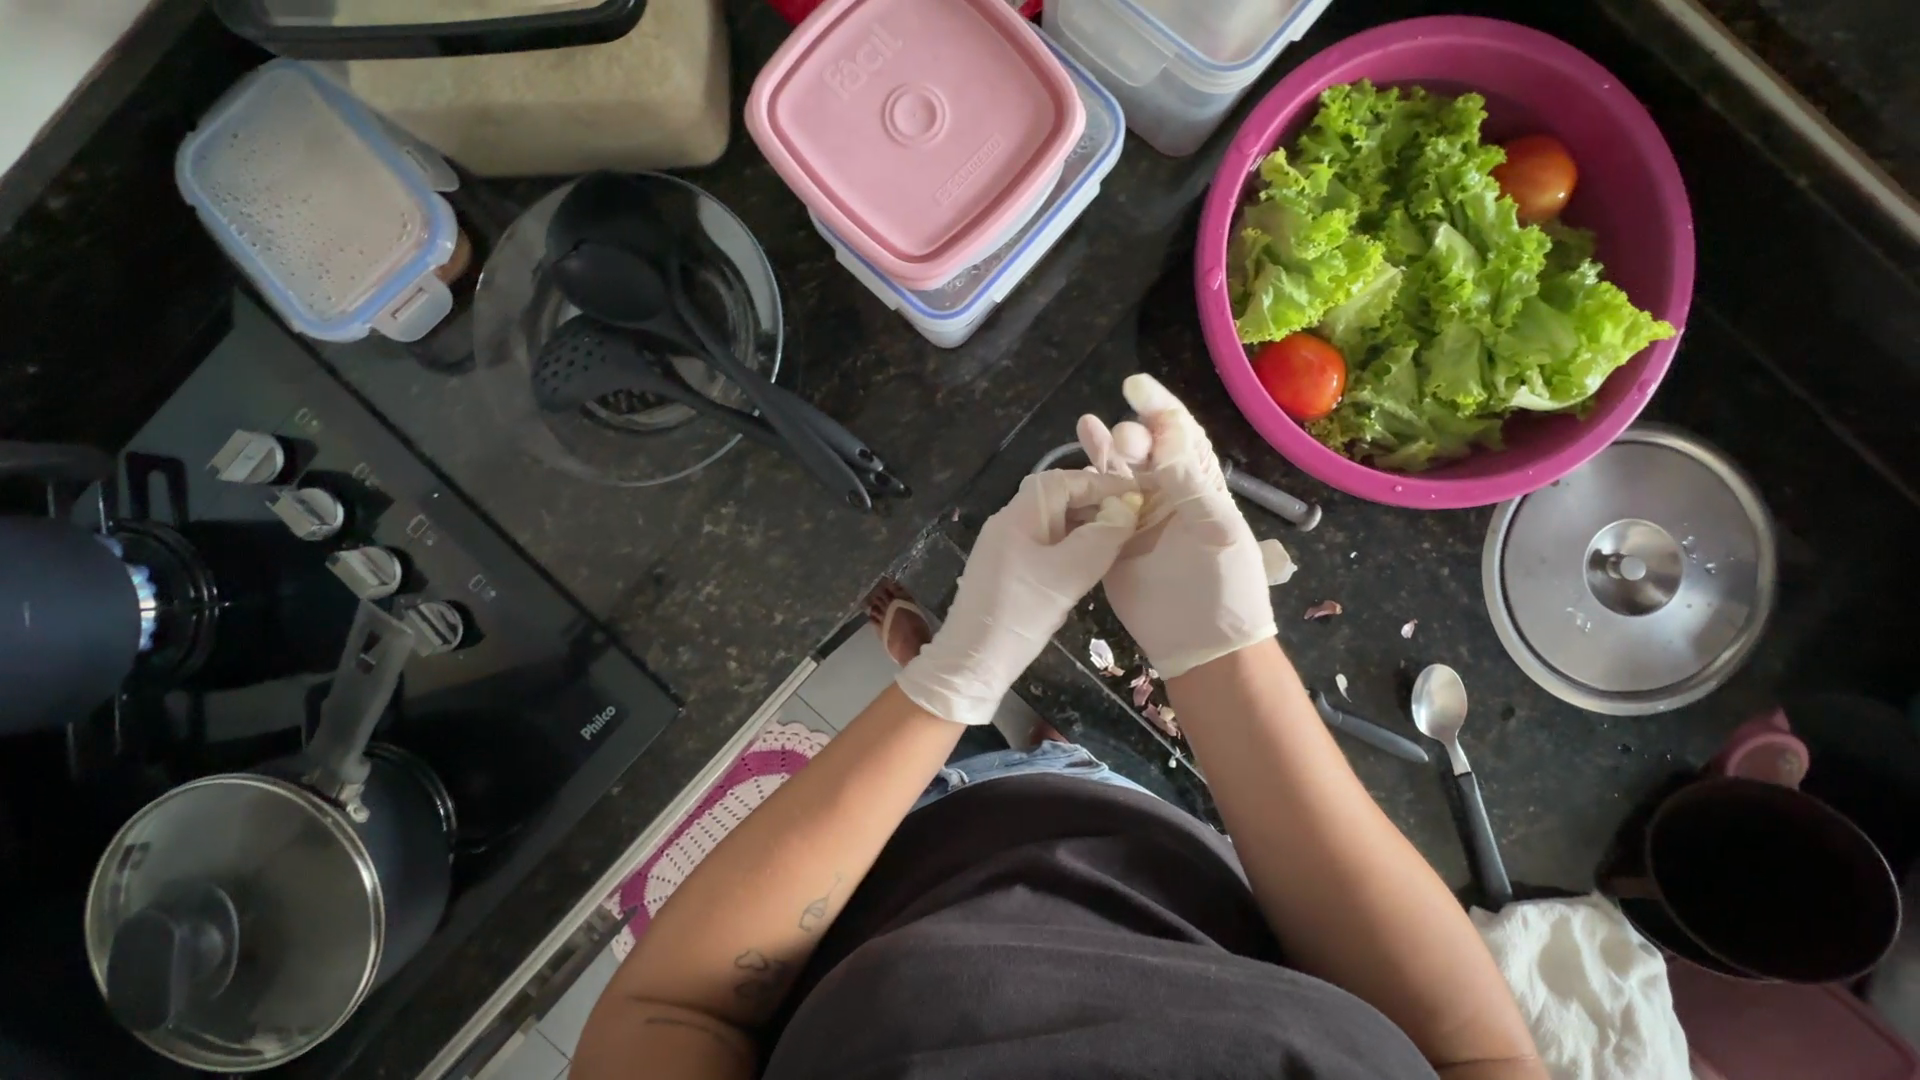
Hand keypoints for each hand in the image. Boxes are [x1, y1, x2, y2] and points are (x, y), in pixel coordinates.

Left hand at [897, 470, 1140, 724]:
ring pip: (1052, 522)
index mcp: (1018, 515)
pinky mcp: (1008, 571)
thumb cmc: (1020, 613)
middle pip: (1056, 497)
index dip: (1101, 482)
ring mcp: (1006, 548)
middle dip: (1095, 502)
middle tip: (1133, 516)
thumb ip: (1101, 537)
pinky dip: (1072, 545)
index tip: (1137, 494)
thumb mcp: (1068, 574)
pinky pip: (1046, 545)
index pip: (1063, 480)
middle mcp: (1009, 524)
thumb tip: (1127, 508)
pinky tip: (1092, 561)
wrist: (972, 662)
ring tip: (1119, 536)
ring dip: (1085, 524)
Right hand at [1077, 374, 1275, 677]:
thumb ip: (1189, 481)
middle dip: (1133, 435)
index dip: (1161, 409)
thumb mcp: (1217, 529)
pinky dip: (1083, 484)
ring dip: (1103, 449)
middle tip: (1121, 435)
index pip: (1183, 436)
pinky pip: (1095, 506)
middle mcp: (1170, 495)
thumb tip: (1163, 430)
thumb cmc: (1223, 587)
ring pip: (1117, 473)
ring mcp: (1138, 518)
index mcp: (1203, 487)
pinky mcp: (1111, 540)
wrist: (1203, 645)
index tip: (1136, 386)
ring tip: (1086, 425)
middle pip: (1146, 451)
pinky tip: (1072, 463)